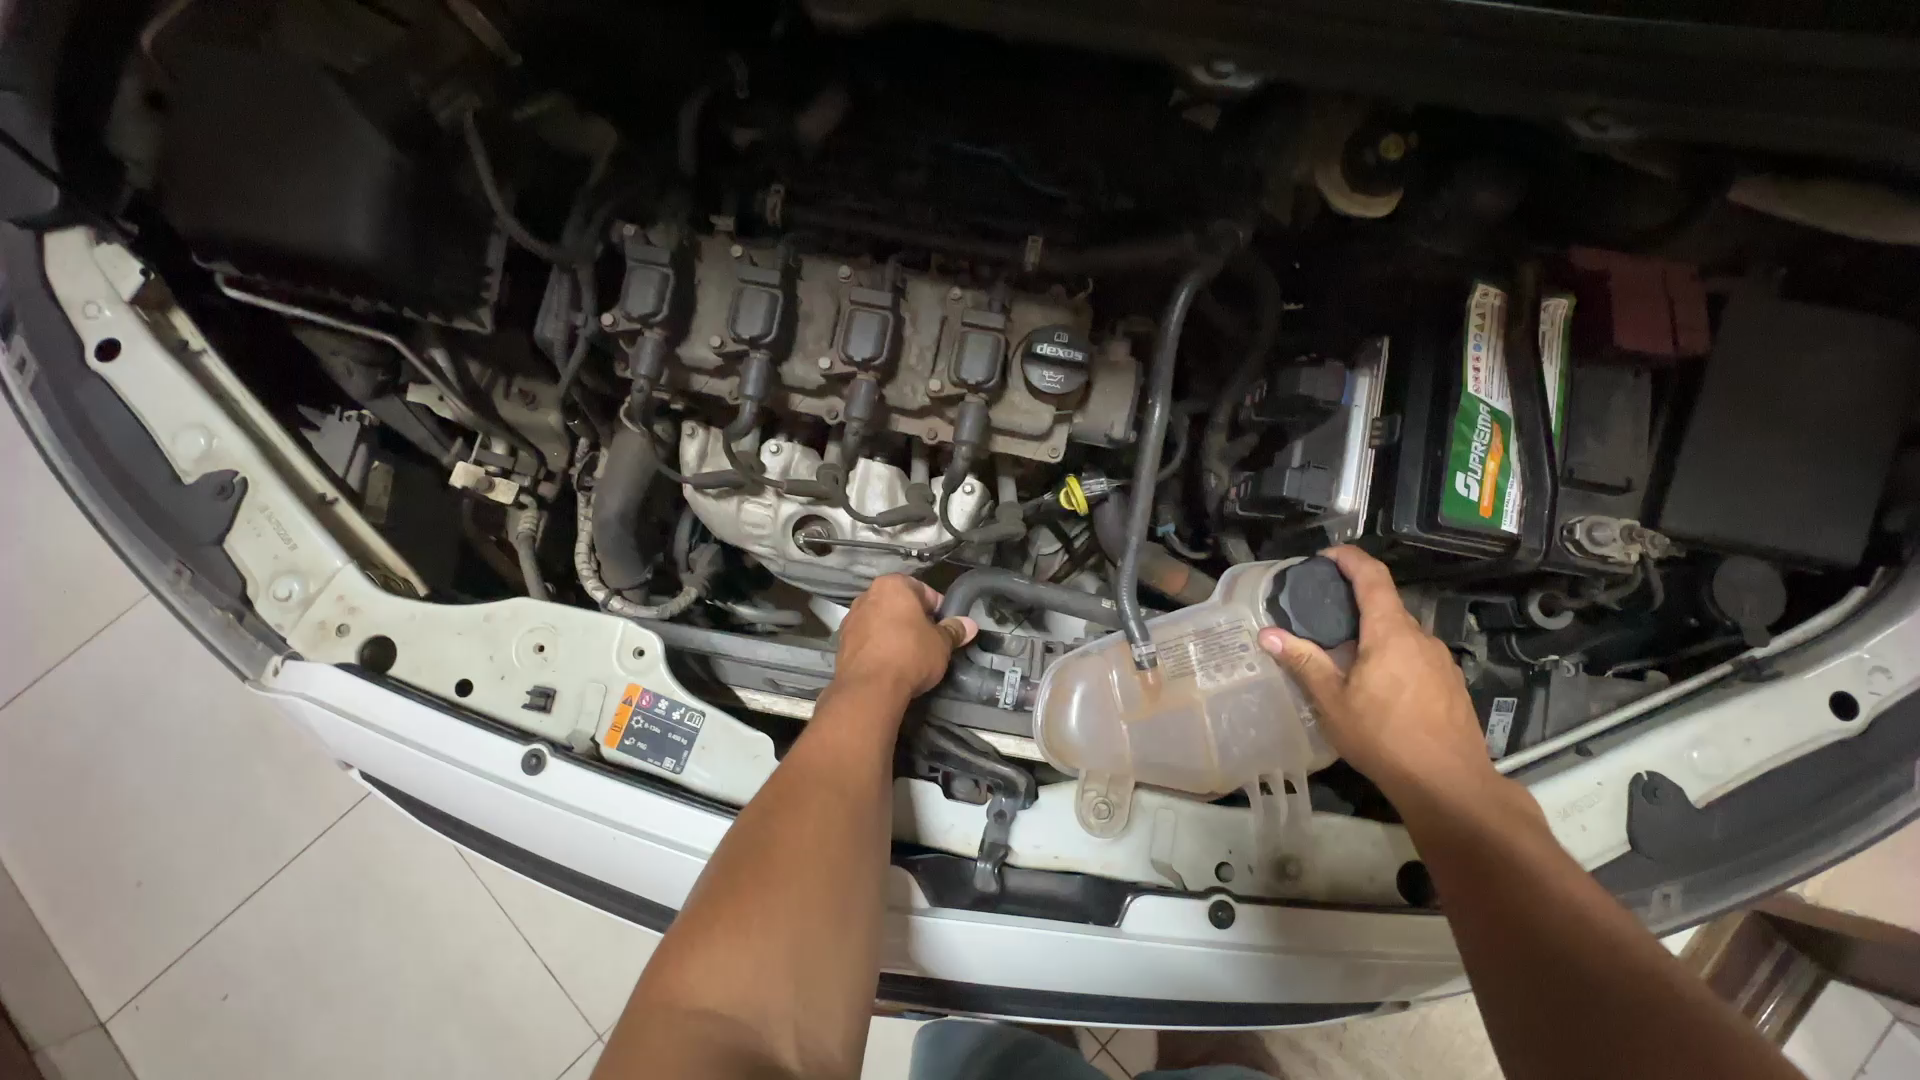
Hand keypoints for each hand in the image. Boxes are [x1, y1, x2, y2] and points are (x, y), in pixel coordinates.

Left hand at [834, 575, 977, 700]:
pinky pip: (867, 639)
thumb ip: (954, 630)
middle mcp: (867, 595)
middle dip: (914, 619)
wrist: (869, 688)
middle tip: (930, 641)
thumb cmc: (910, 654)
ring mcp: (851, 618)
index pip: (923, 590)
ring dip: (894, 632)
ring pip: (881, 621)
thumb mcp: (941, 643)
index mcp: (893, 585)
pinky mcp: (842, 642)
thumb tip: (970, 625)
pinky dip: (878, 646)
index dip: (938, 609)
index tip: (945, 627)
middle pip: (899, 604)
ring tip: (909, 655)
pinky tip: (889, 664)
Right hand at [1257, 546, 1493, 805]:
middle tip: (1320, 616)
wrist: (1449, 784)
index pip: (1372, 577)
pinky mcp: (1449, 684)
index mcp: (1391, 632)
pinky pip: (1414, 656)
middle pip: (1386, 606)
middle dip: (1354, 604)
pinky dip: (1391, 656)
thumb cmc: (1384, 737)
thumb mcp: (1332, 701)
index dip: (1350, 559)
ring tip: (1342, 655)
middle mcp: (1420, 637)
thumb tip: (1267, 634)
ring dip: (1372, 635)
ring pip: (1401, 634)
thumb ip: (1303, 662)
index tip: (1326, 556)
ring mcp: (1440, 661)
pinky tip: (1375, 685)